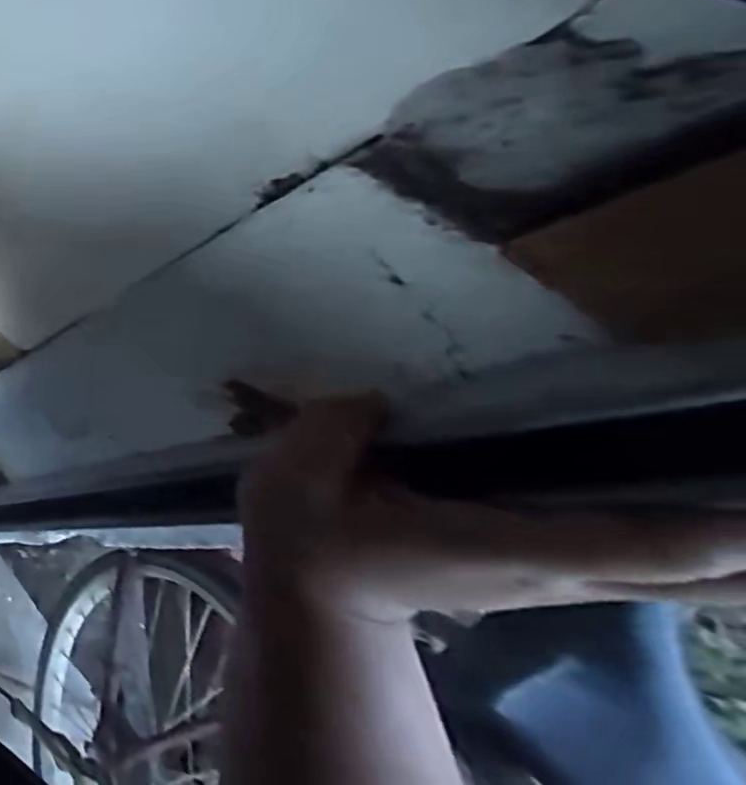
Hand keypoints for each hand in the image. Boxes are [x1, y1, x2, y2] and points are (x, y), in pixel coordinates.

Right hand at [238, 394, 745, 623]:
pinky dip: (707, 545)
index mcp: (497, 546)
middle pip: (702, 573)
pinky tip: (711, 509)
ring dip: (742, 546)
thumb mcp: (295, 478)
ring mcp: (560, 578)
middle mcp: (553, 570)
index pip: (634, 548)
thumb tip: (380, 400)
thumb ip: (334, 428)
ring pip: (697, 578)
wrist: (313, 595)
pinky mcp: (552, 571)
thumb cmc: (307, 539)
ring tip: (736, 476)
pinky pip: (659, 564)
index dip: (717, 532)